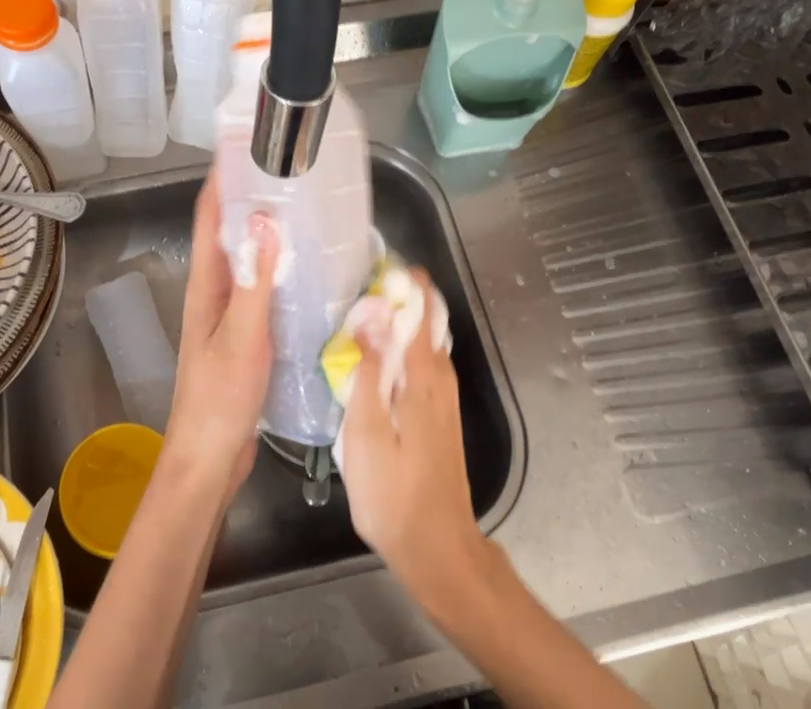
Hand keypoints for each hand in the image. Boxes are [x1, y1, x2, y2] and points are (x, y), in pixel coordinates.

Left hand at [162, 172, 279, 498]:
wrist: (210, 456)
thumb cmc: (220, 398)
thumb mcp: (241, 336)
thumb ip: (254, 282)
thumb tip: (264, 220)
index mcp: (206, 286)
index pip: (210, 218)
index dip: (222, 179)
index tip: (244, 144)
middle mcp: (215, 293)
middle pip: (230, 234)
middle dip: (252, 199)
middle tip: (291, 172)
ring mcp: (230, 315)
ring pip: (250, 261)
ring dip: (269, 234)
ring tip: (306, 211)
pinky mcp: (246, 335)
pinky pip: (264, 291)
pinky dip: (282, 272)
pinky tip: (310, 273)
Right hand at [340, 271, 484, 591]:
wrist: (436, 547)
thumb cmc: (393, 494)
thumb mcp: (365, 435)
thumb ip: (366, 374)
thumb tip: (368, 320)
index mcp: (423, 381)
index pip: (422, 316)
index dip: (410, 286)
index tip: (389, 263)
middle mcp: (440, 384)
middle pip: (429, 328)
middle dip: (405, 301)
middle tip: (366, 285)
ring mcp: (444, 404)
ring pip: (428, 348)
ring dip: (406, 325)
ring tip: (369, 312)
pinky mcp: (441, 421)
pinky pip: (425, 368)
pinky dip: (407, 351)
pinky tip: (382, 359)